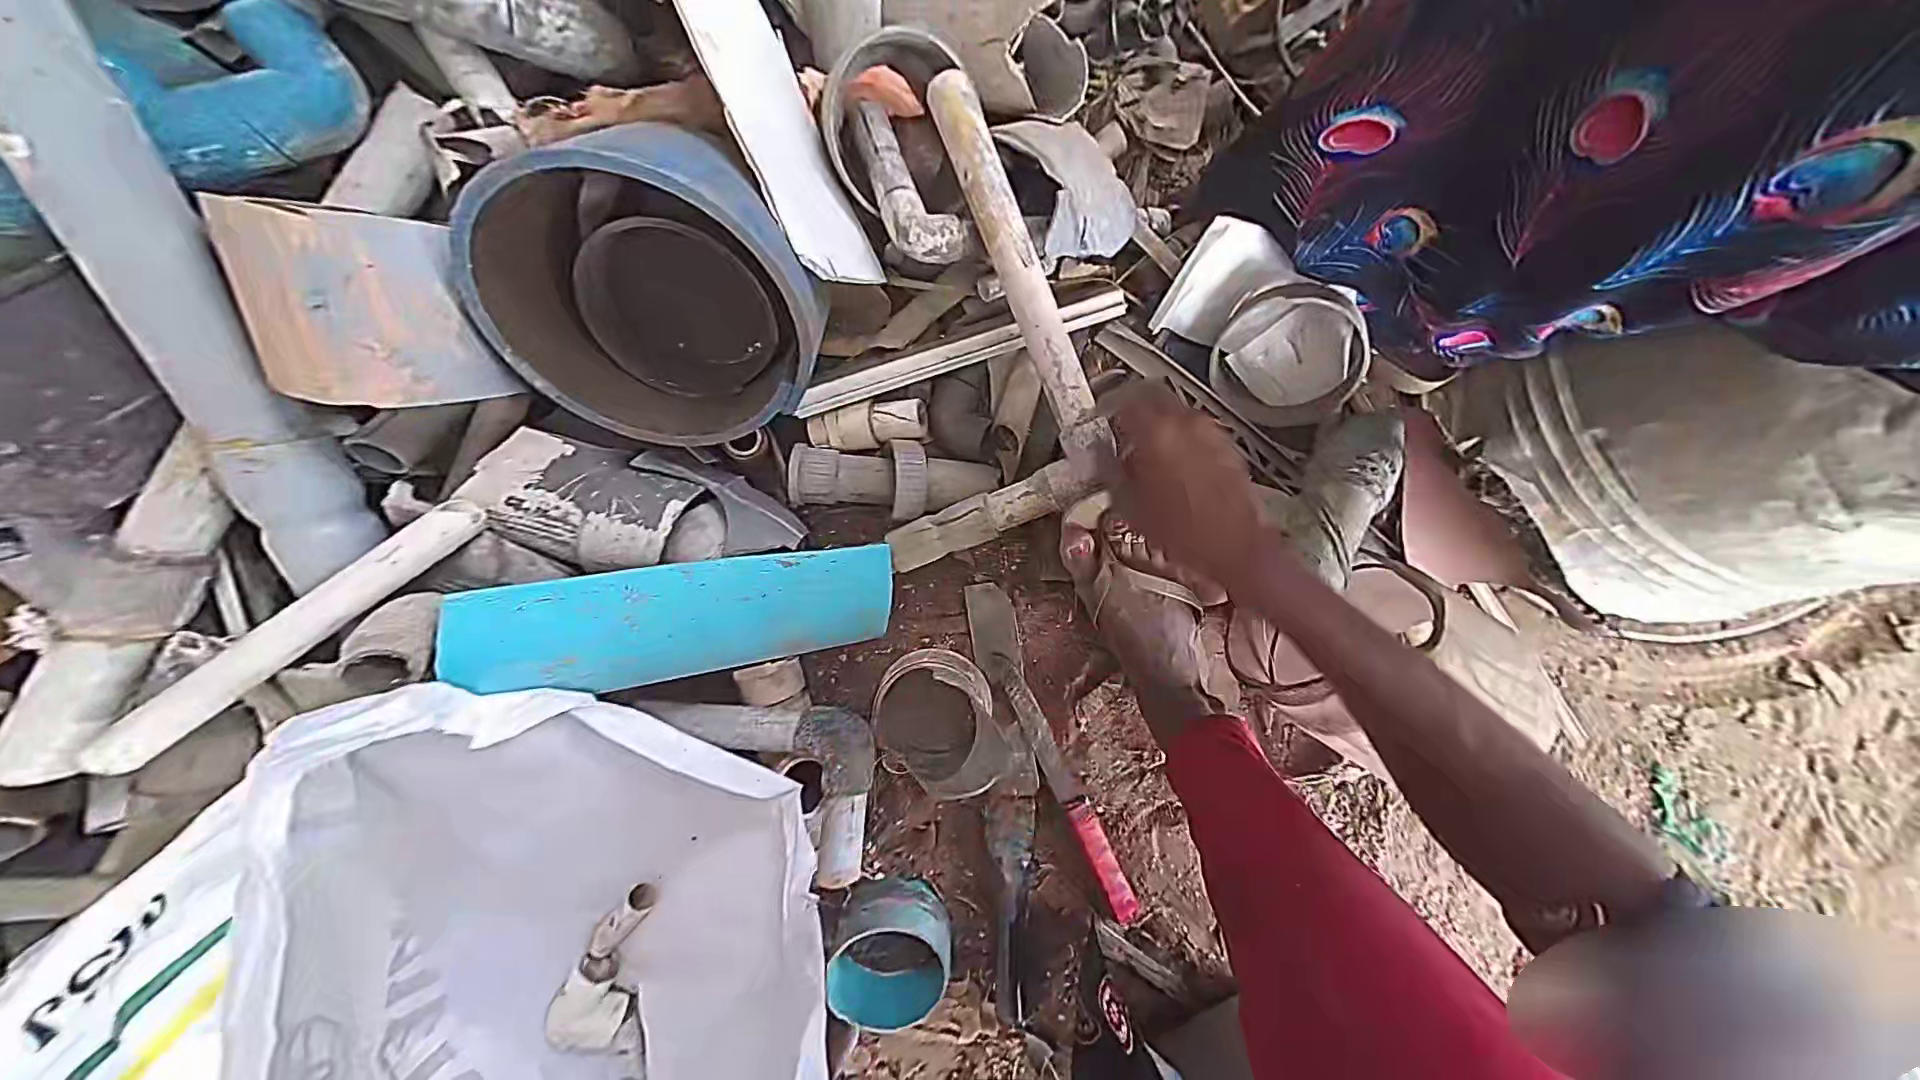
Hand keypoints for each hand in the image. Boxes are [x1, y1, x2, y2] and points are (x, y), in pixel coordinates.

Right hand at [1100, 383, 1265, 585]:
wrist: (1233, 546)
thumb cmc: (1185, 531)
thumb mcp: (1129, 505)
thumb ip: (1112, 473)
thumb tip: (1105, 459)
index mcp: (1156, 432)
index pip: (1125, 398)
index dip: (1109, 406)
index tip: (1102, 415)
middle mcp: (1186, 424)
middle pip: (1154, 397)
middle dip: (1134, 410)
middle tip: (1121, 428)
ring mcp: (1211, 433)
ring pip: (1176, 414)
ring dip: (1159, 426)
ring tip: (1145, 453)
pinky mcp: (1227, 448)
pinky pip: (1196, 432)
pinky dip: (1180, 441)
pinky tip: (1172, 468)